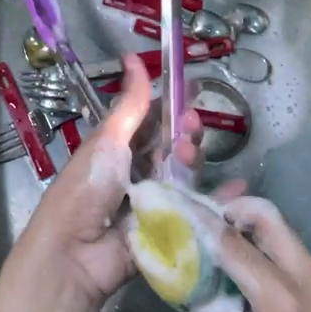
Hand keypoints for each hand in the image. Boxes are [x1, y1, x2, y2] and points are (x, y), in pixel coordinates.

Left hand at [0, 54, 200, 311]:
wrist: (75, 254)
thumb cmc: (86, 189)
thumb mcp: (109, 140)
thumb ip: (130, 104)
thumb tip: (133, 57)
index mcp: (116, 149)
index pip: (149, 122)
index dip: (170, 106)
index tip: (190, 91)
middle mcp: (135, 173)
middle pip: (169, 148)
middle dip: (185, 133)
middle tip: (193, 125)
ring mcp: (153, 203)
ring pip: (183, 176)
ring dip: (195, 161)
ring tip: (195, 153)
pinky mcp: (168, 230)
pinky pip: (195, 211)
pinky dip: (216, 200)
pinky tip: (235, 188)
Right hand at [196, 197, 310, 311]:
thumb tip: (192, 277)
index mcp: (284, 302)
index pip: (236, 245)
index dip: (205, 223)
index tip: (183, 207)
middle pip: (272, 220)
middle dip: (237, 209)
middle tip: (210, 215)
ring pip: (288, 237)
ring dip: (255, 230)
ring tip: (225, 240)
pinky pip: (299, 260)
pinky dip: (272, 253)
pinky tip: (251, 269)